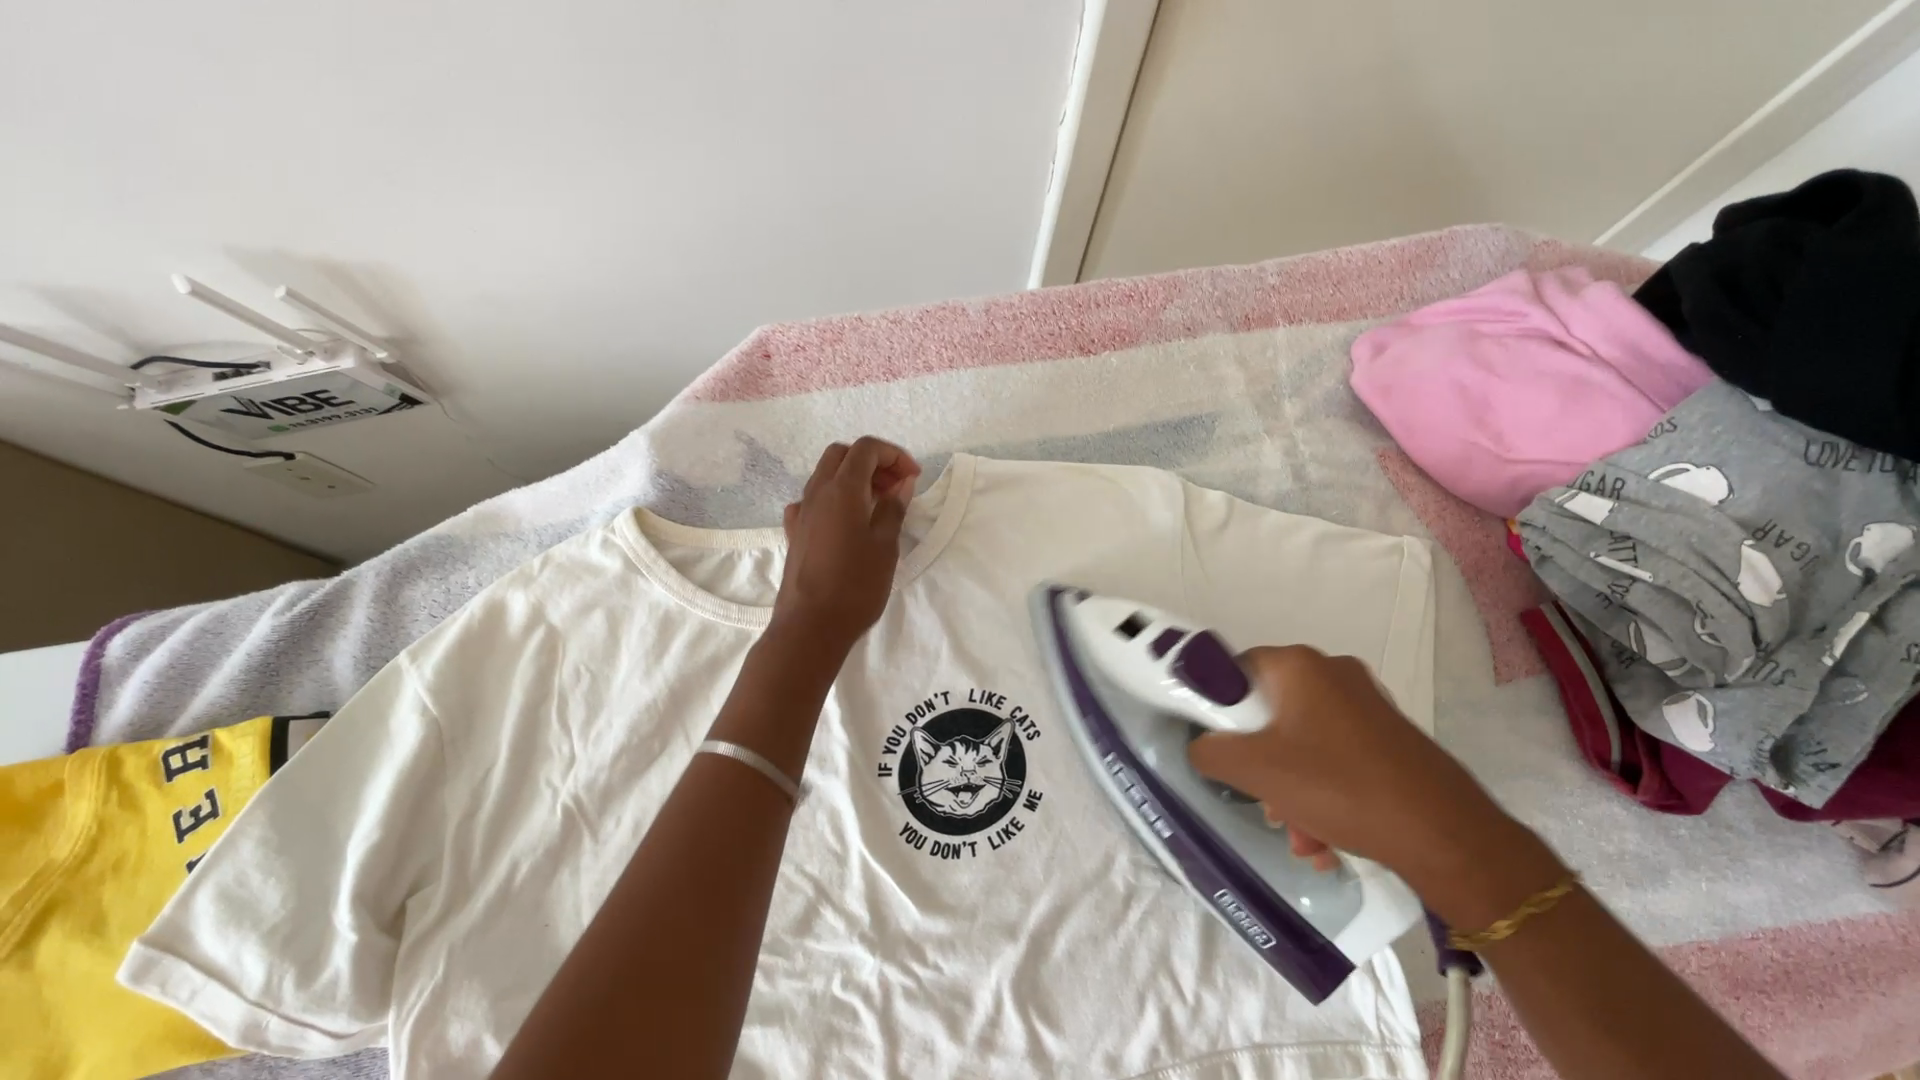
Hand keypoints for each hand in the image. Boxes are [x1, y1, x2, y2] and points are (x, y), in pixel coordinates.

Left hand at [770, 437, 920, 650]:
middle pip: (842, 455)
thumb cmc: (855, 586)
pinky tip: (846, 523)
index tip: (913, 477)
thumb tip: (901, 484)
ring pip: (825, 476)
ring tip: (877, 506)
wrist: (810, 627)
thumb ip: (893, 508)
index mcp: (842, 489)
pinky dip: (833, 500)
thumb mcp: (885, 546)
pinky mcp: (794, 533)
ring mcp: (801, 513)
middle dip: (872, 462)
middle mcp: (816, 493)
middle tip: (896, 487)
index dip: (893, 455)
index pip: (866, 449)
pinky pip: (813, 501)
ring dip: (853, 479)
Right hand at [1186, 645, 1524, 894]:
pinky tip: (1327, 841)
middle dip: (1260, 766)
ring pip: (1302, 743)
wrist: (1444, 833)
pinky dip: (1323, 794)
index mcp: (1299, 665)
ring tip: (1303, 840)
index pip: (1235, 672)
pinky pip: (1336, 759)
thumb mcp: (1255, 770)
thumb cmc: (1339, 786)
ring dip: (1290, 791)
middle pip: (1269, 713)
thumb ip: (1210, 751)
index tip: (1220, 751)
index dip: (1218, 710)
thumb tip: (1204, 747)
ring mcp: (1366, 706)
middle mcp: (1334, 673)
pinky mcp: (1389, 738)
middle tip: (1263, 805)